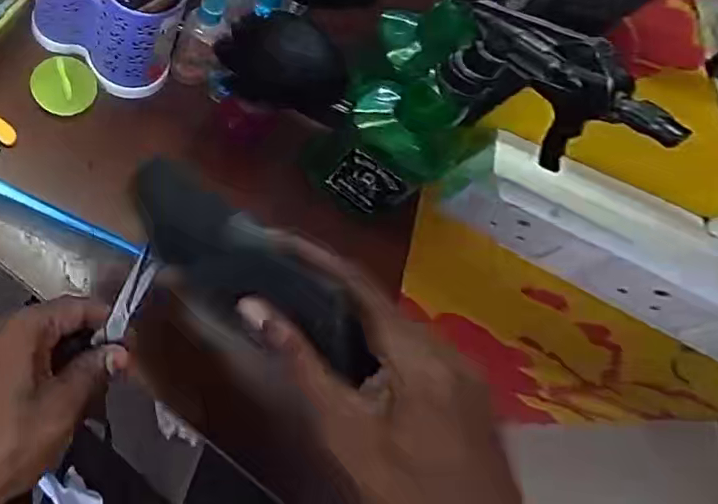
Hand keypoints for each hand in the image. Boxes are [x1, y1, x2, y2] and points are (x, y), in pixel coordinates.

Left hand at [0, 297, 126, 503]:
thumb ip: (92, 372)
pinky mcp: (7, 371)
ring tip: (108, 385)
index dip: (105, 318)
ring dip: (82, 361)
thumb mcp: (62, 405)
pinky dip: (65, 372)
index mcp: (25, 326)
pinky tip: (84, 396)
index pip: (73, 306)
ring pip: (55, 343)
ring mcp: (8, 349)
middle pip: (63, 322)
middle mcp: (14, 328)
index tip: (132, 339)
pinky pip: (43, 359)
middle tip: (125, 366)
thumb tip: (120, 352)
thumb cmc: (16, 435)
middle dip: (95, 342)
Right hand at [239, 239, 520, 503]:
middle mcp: (448, 352)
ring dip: (346, 306)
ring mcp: (463, 371)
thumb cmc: (406, 491)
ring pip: (391, 319)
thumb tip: (251, 305)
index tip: (271, 238)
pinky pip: (408, 342)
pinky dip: (370, 332)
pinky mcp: (466, 390)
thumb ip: (299, 362)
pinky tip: (341, 339)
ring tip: (295, 294)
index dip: (312, 255)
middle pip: (375, 298)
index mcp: (421, 356)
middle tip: (274, 268)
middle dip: (323, 279)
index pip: (358, 283)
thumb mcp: (344, 430)